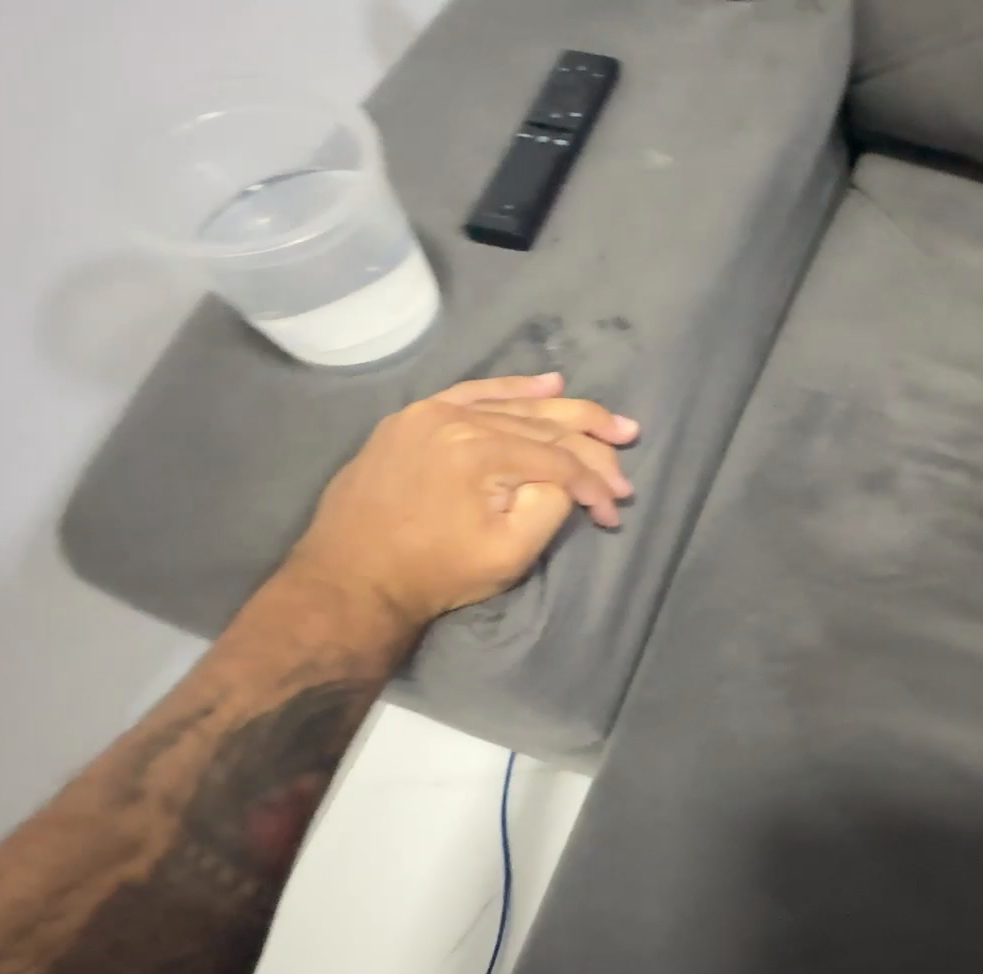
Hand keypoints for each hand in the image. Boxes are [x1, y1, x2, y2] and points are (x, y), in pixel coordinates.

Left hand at [284, 373, 640, 625]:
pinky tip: (550, 383)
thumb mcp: (510, 552)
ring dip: (566, 412)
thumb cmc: (436, 574)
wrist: (352, 581)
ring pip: (516, 407)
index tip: (615, 512)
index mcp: (480, 451)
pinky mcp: (416, 419)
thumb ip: (551, 505)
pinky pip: (476, 394)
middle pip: (544, 425)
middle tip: (631, 440)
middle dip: (594, 439)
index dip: (595, 483)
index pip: (560, 459)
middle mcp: (457, 419)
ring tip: (607, 420)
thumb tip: (567, 481)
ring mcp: (432, 413)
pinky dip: (516, 389)